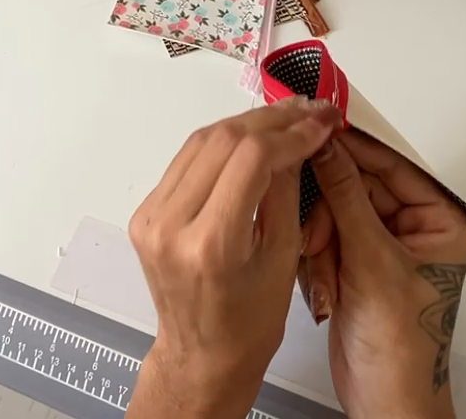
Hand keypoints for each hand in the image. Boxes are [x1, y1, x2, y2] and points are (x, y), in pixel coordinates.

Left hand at [126, 98, 341, 418]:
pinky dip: (221, 141)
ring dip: (246, 123)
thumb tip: (298, 136)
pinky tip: (250, 136)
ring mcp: (152, 214)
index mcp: (210, 245)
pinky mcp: (146, 209)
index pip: (251, 159)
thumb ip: (286, 189)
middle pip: (223, 139)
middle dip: (271, 120)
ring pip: (202, 140)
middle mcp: (171, 223)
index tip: (319, 122)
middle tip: (306, 110)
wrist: (201, 356)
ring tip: (283, 117)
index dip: (290, 133)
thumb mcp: (284, 258)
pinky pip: (187, 158)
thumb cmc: (248, 323)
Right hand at [299, 130, 465, 418]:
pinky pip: (324, 228)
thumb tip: (327, 146)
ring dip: (321, 237)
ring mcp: (380, 240)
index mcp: (438, 220)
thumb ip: (345, 196)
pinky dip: (316, 252)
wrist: (383, 403)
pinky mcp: (354, 255)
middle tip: (318, 231)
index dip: (355, 145)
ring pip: (333, 205)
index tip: (322, 126)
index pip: (391, 163)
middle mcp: (412, 225)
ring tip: (324, 267)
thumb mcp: (372, 262)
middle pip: (355, 183)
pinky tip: (323, 281)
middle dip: (331, 212)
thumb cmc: (404, 350)